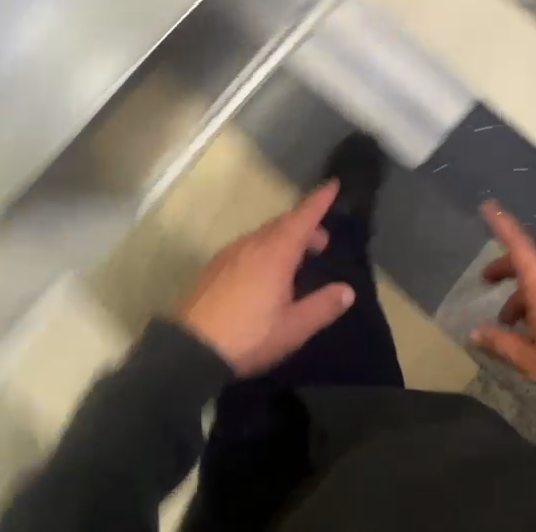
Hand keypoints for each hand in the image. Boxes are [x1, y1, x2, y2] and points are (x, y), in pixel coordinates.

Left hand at [174, 181, 355, 376]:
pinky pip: (247, 247)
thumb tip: (347, 290)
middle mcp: (252, 244)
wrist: (188, 351)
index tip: (333, 184)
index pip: (302, 217)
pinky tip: (265, 275)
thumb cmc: (247, 337)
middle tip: (322, 245)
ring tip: (296, 262)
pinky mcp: (214, 267)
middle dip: (305, 226)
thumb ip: (322, 306)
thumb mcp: (292, 328)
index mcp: (275, 252)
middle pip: (283, 224)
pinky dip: (265, 249)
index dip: (319, 200)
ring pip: (263, 235)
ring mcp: (229, 254)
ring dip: (284, 239)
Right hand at [470, 202, 535, 405]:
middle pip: (528, 266)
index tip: (488, 207)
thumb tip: (474, 333)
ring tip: (512, 326)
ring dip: (524, 297)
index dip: (502, 226)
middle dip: (506, 270)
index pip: (519, 247)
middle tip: (487, 282)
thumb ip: (502, 344)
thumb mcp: (532, 363)